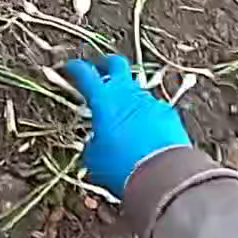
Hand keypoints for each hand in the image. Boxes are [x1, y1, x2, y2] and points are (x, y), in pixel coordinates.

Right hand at [67, 54, 190, 197]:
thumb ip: (92, 143)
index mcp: (104, 99)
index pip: (85, 74)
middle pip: (117, 64)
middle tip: (99, 69)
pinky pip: (152, 108)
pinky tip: (143, 131)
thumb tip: (95, 143)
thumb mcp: (94, 159)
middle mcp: (127, 93)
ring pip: (135, 88)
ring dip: (126, 95)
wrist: (162, 173)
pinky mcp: (167, 113)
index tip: (70, 67)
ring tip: (121, 112)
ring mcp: (149, 100)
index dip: (75, 68)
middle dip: (106, 63)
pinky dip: (145, 114)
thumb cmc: (122, 167)